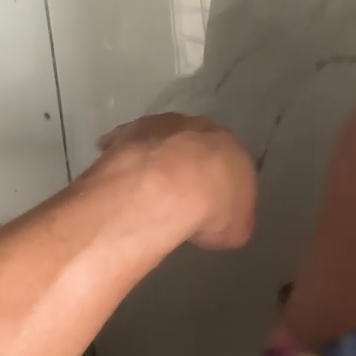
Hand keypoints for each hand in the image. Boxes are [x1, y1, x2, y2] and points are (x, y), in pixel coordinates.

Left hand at [91, 113, 255, 249]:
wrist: (170, 185)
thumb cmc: (212, 209)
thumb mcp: (236, 230)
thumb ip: (232, 220)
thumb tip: (222, 223)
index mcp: (233, 151)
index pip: (229, 165)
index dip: (218, 185)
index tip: (209, 204)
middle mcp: (201, 129)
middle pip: (196, 145)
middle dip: (187, 165)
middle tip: (177, 194)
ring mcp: (165, 125)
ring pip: (162, 138)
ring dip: (157, 157)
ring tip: (146, 187)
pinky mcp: (133, 129)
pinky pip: (130, 140)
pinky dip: (125, 153)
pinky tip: (119, 173)